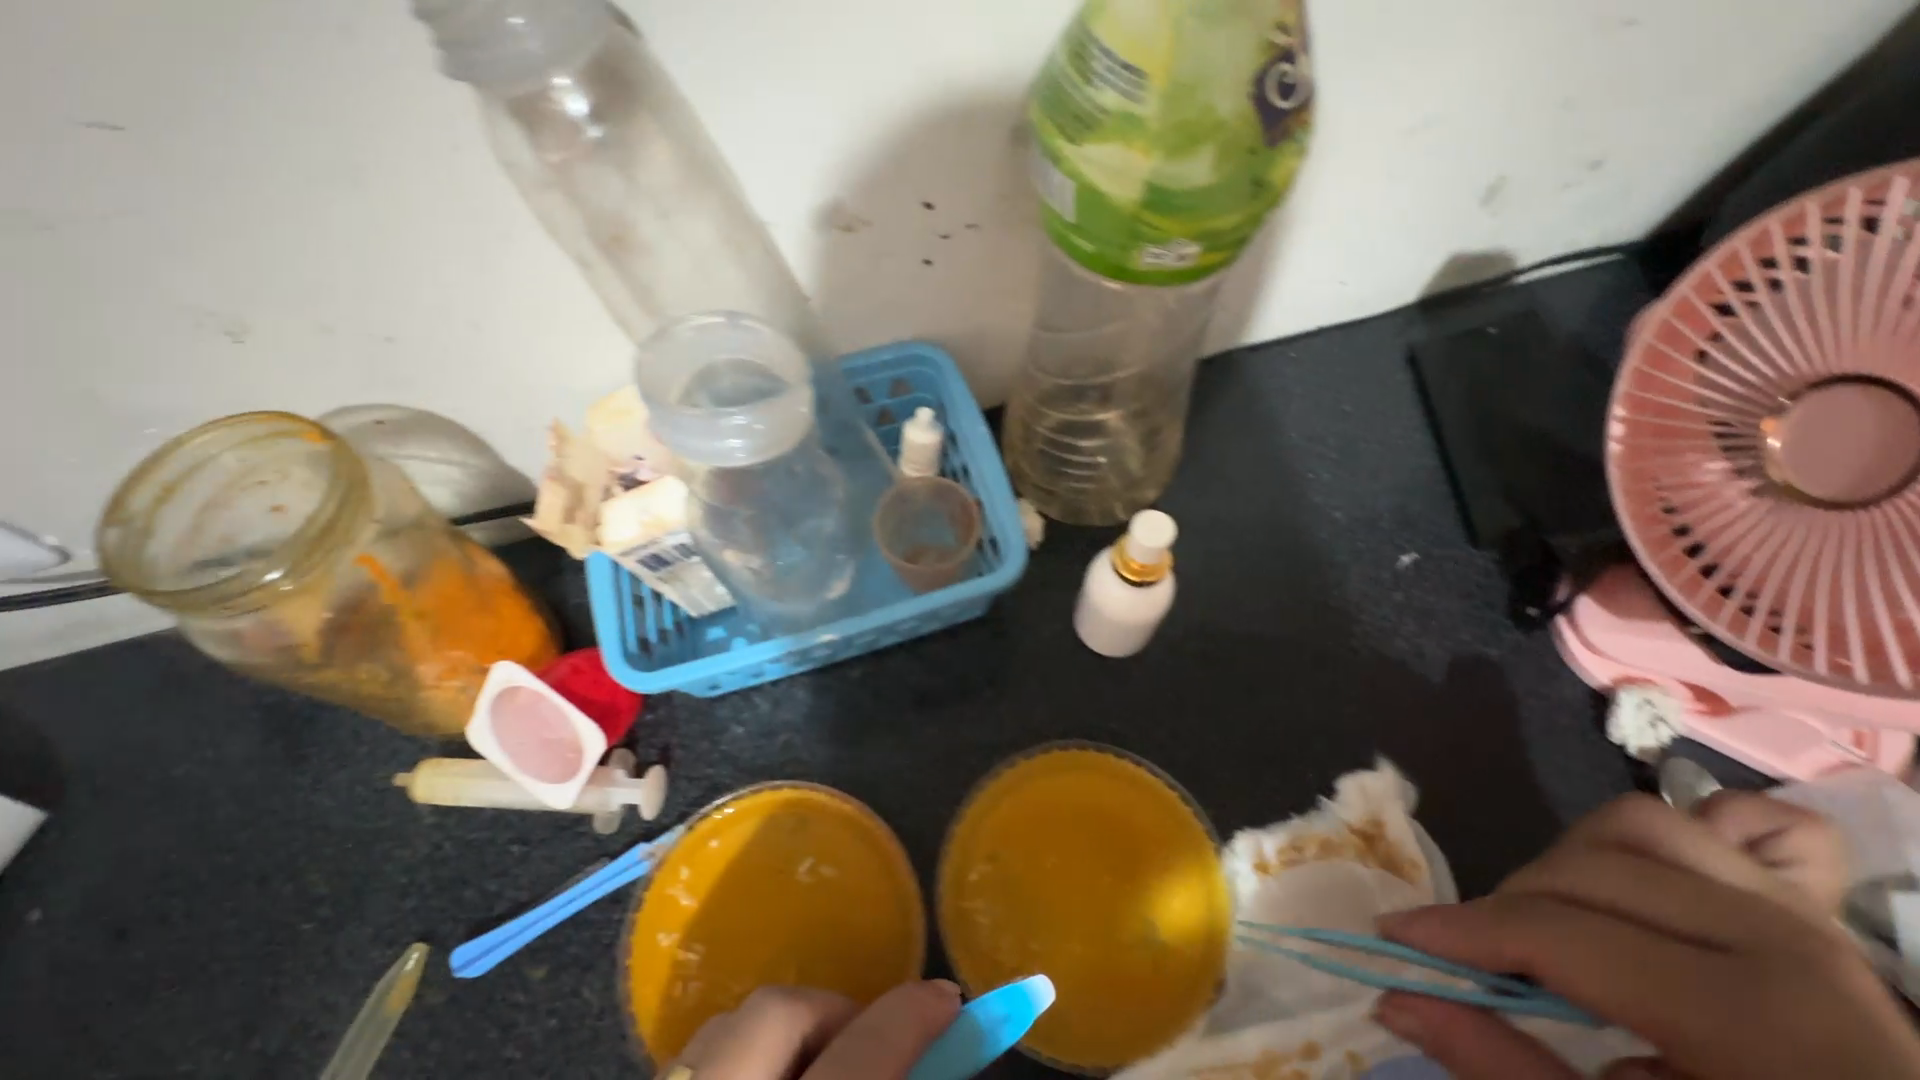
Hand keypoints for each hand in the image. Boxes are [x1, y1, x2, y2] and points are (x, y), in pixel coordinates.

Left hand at [667, 981, 960, 1079]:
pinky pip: (696, 1056)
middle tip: (871, 1042)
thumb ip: (898, 1078)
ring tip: (817, 1070)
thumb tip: (929, 1049)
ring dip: (785, 1033)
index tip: (949, 999)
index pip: (863, 1055)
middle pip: (779, 1012)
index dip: (913, 1017)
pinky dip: (739, 1058)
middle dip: (838, 1012)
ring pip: (729, 1025)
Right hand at [1373, 793, 1919, 1079]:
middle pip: (1588, 870)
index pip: (1562, 934)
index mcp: (1758, 1018)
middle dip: (1506, 906)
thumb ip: (1507, 1068)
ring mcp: (1807, 913)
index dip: (1461, 931)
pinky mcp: (1813, 908)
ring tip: (1543, 923)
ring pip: (1640, 825)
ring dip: (1565, 864)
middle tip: (1471, 956)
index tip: (1392, 937)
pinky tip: (1626, 887)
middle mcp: (1786, 940)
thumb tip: (1397, 1000)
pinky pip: (1718, 826)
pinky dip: (1649, 841)